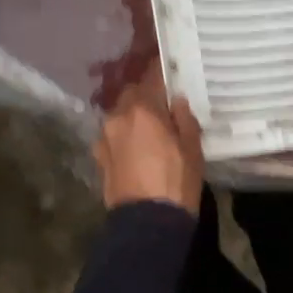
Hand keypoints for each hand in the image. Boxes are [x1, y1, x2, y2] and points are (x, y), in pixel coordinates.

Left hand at [94, 81, 203, 214]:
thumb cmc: (176, 184)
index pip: (152, 77)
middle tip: (165, 107)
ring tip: (152, 132)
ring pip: (121, 115)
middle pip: (132, 95)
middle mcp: (118, 116)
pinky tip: (138, 150)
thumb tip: (176, 101)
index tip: (172, 69)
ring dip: (134, 118)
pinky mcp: (99, 157)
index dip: (163, 71)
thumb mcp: (192, 150)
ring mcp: (104, 137)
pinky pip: (114, 136)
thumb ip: (184, 120)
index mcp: (143, 109)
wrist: (147, 223)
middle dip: (147, 97)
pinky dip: (125, 136)